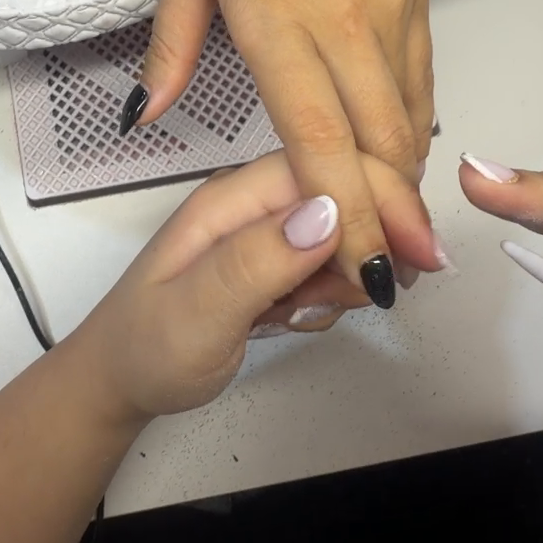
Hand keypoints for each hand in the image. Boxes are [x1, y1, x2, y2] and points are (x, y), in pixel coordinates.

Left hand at [69, 150, 439, 422]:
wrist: (123, 378)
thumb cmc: (148, 346)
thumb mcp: (198, 311)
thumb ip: (259, 261)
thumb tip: (331, 210)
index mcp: (232, 197)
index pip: (323, 164)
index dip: (380, 200)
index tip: (419, 256)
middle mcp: (253, 204)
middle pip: (346, 194)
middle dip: (372, 245)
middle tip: (366, 296)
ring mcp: (265, 232)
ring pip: (346, 234)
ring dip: (347, 278)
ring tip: (300, 312)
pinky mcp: (274, 260)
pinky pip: (330, 266)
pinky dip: (330, 295)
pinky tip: (293, 317)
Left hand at [128, 0, 437, 307]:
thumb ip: (171, 46)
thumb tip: (146, 114)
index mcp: (278, 19)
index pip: (315, 137)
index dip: (338, 213)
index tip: (357, 269)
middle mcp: (349, 23)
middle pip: (378, 144)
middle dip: (386, 217)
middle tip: (388, 274)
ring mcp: (394, 8)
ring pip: (410, 116)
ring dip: (405, 181)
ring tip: (397, 232)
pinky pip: (424, 77)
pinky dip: (416, 127)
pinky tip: (403, 156)